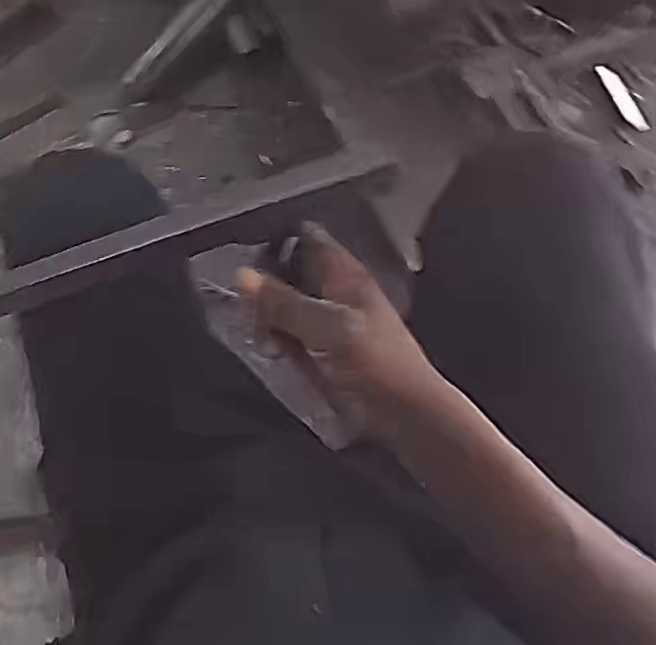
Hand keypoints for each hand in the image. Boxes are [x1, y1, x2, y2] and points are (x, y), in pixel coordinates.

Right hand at [237, 223, 448, 441]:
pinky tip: (278, 357)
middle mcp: (338, 290)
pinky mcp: (330, 351)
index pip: (306, 236)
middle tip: (257, 317)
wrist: (411, 419)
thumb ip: (286, 304)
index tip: (247, 255)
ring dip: (272, 324)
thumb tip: (244, 276)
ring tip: (270, 345)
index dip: (277, 239)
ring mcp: (334, 321)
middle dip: (268, 293)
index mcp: (345, 273)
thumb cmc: (378, 366)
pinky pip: (295, 336)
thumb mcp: (328, 330)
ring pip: (289, 308)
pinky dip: (283, 344)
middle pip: (289, 275)